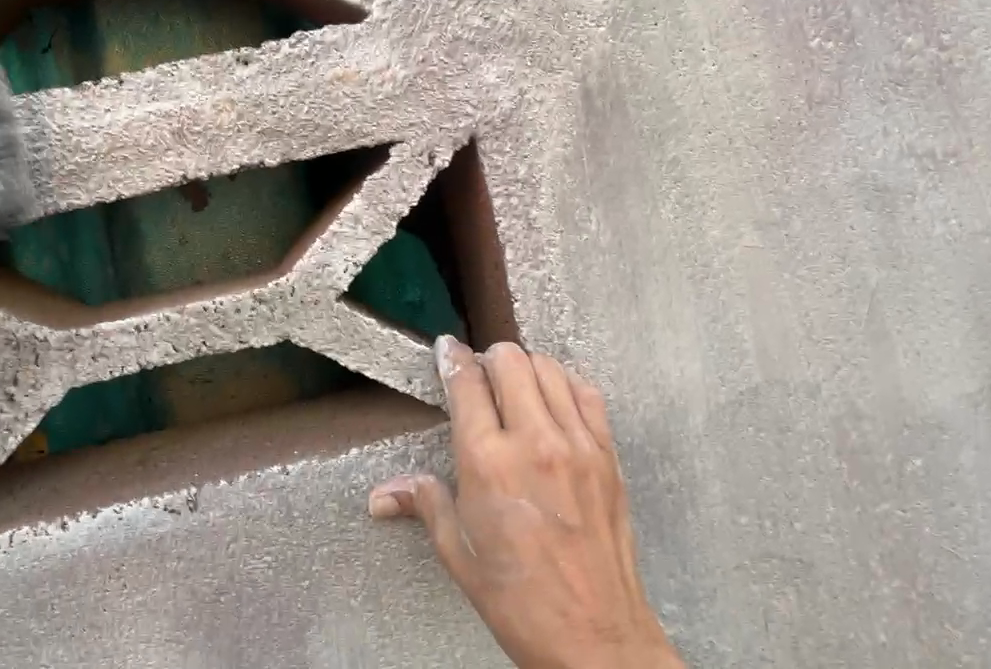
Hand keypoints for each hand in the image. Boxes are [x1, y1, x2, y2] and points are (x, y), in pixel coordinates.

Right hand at [369, 337, 681, 668]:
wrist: (597, 639)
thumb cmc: (521, 602)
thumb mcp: (459, 554)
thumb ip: (424, 504)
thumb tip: (382, 495)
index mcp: (487, 463)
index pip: (466, 382)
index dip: (451, 359)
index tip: (445, 351)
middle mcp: (534, 442)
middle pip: (509, 360)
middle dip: (487, 358)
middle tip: (478, 376)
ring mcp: (577, 446)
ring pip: (549, 367)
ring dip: (525, 368)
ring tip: (514, 387)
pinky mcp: (608, 457)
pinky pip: (588, 394)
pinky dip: (566, 385)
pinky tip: (553, 404)